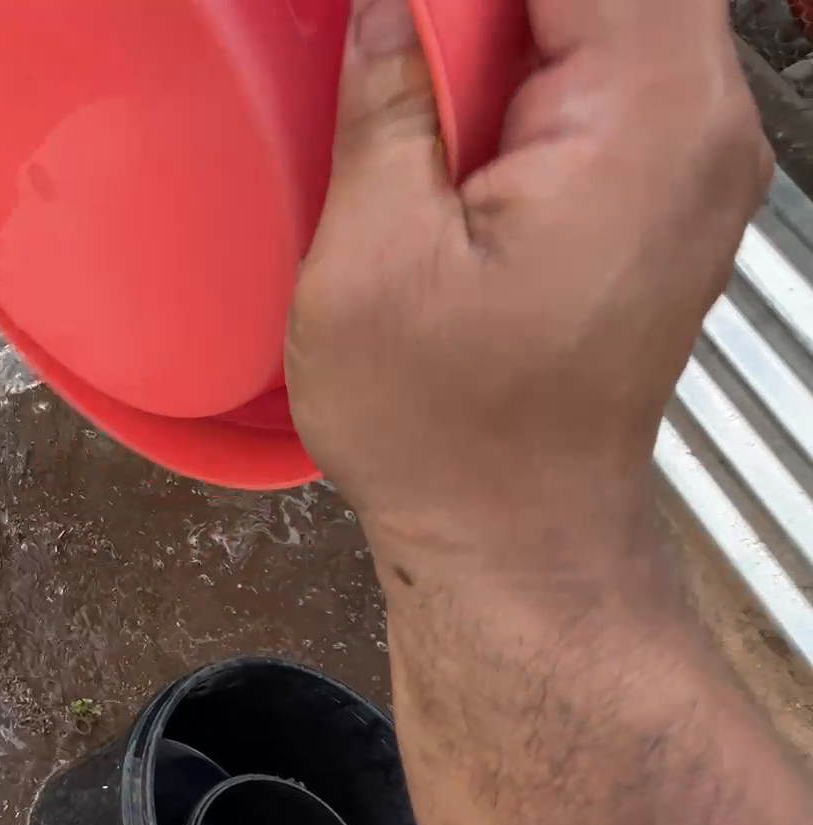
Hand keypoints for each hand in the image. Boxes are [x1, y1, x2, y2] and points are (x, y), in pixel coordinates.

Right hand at [285, 0, 770, 574]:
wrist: (501, 524)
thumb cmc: (430, 417)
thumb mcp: (369, 266)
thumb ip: (386, 122)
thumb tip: (386, 14)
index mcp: (641, 123)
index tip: (386, 21)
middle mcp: (702, 129)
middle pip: (600, 3)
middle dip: (472, 24)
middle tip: (385, 85)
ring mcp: (688, 175)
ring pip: (598, 47)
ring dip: (488, 66)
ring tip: (405, 132)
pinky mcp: (652, 217)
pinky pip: (595, 112)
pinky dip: (513, 113)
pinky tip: (446, 174)